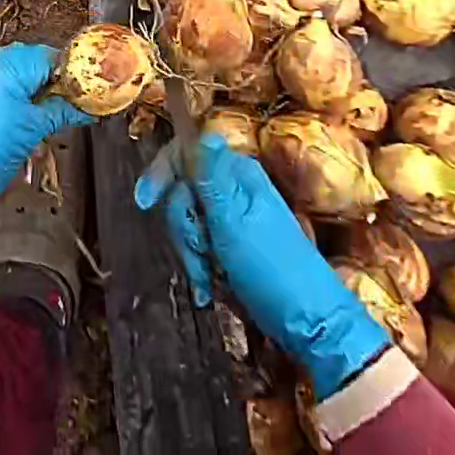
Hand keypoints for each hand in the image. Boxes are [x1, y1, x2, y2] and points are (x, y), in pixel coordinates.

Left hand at [0, 43, 94, 238]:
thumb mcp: (31, 134)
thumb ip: (60, 112)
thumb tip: (84, 107)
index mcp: (4, 70)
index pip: (45, 55)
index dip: (61, 72)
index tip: (69, 90)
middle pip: (22, 58)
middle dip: (37, 79)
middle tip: (48, 105)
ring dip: (13, 83)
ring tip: (18, 113)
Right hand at [135, 132, 390, 395]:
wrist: (310, 323)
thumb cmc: (272, 268)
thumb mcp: (234, 222)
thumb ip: (211, 177)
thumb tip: (199, 131)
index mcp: (236, 172)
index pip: (186, 152)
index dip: (162, 172)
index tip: (144, 201)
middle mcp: (233, 188)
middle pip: (182, 191)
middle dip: (184, 226)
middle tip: (203, 251)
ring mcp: (233, 217)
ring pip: (188, 221)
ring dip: (192, 252)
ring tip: (212, 276)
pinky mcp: (232, 244)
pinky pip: (200, 245)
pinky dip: (201, 267)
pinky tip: (211, 287)